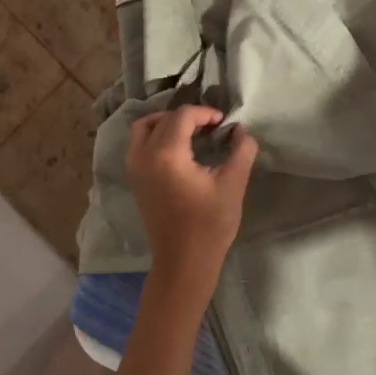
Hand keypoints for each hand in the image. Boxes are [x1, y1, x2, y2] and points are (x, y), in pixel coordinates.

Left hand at [125, 105, 258, 282]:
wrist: (183, 261)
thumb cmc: (210, 224)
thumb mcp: (233, 184)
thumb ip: (241, 150)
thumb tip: (240, 130)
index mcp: (166, 154)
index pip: (183, 116)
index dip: (205, 113)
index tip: (223, 124)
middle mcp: (143, 155)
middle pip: (163, 118)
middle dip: (188, 117)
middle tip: (211, 127)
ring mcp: (134, 168)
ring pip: (143, 128)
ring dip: (166, 123)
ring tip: (191, 132)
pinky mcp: (134, 179)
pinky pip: (138, 144)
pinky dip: (155, 136)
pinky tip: (178, 149)